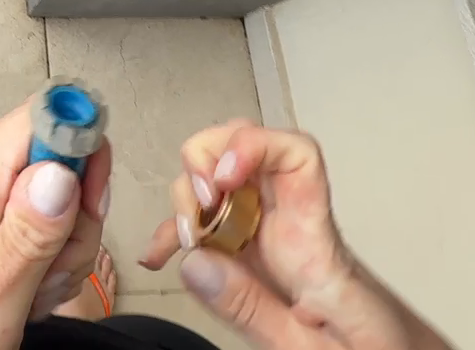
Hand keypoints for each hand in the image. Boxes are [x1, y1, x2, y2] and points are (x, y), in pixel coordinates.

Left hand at [0, 99, 112, 349]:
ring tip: (30, 292)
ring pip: (61, 195)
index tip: (88, 201)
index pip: (43, 114)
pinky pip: (45, 219)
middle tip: (50, 272)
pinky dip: (49, 260)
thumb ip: (25, 238)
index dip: (80, 147)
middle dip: (75, 219)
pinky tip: (25, 291)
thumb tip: (61, 171)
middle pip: (62, 159)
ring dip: (63, 250)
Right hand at [141, 122, 450, 349]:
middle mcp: (288, 219)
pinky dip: (178, 231)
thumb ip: (255, 308)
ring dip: (187, 197)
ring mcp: (264, 231)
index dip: (251, 145)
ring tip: (183, 244)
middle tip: (196, 209)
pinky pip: (207, 223)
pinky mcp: (247, 253)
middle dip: (204, 160)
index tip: (220, 179)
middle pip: (243, 145)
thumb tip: (194, 261)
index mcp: (316, 238)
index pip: (297, 154)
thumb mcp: (313, 349)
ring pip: (217, 175)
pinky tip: (158, 256)